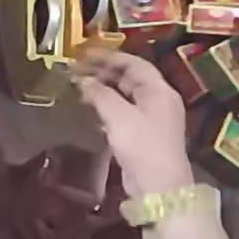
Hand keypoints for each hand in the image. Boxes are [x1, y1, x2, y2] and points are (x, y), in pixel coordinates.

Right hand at [72, 51, 194, 197]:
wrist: (158, 185)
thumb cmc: (142, 145)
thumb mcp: (119, 116)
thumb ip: (100, 95)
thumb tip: (83, 80)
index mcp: (159, 91)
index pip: (135, 64)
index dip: (110, 57)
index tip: (86, 54)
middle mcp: (158, 101)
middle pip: (131, 79)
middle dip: (104, 73)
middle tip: (78, 70)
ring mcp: (151, 119)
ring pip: (125, 96)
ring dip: (104, 90)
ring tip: (80, 87)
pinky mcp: (142, 135)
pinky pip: (123, 113)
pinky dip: (107, 107)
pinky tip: (90, 109)